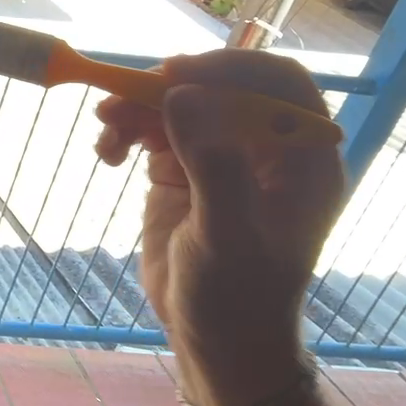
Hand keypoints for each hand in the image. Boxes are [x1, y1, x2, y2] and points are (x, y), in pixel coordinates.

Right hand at [93, 51, 344, 405]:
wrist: (212, 337)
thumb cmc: (235, 295)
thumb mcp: (225, 235)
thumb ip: (211, 164)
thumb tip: (179, 93)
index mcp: (300, 159)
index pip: (276, 84)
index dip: (228, 68)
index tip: (174, 75)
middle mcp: (262, 149)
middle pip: (216, 87)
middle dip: (166, 88)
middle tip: (122, 102)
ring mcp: (218, 156)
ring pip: (176, 104)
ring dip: (135, 109)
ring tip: (105, 132)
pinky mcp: (180, 170)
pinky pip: (149, 130)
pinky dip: (124, 132)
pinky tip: (107, 155)